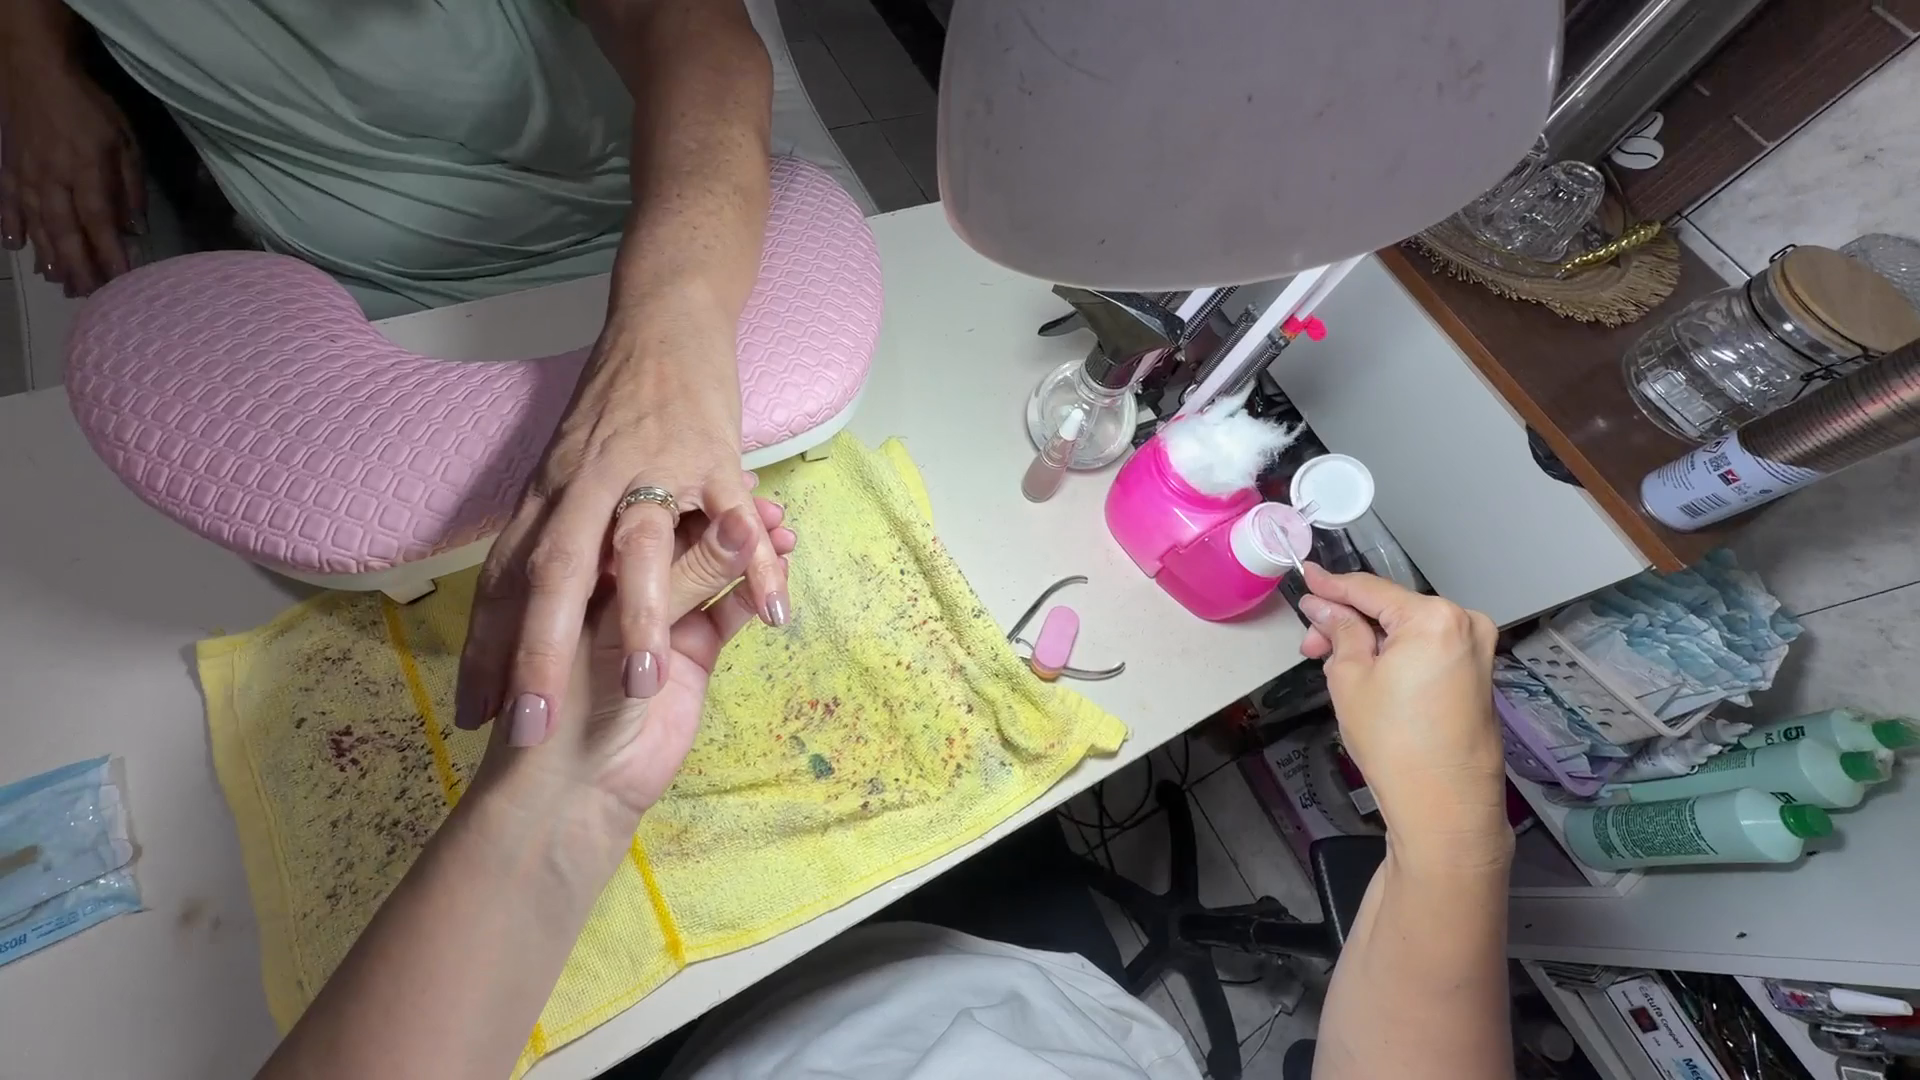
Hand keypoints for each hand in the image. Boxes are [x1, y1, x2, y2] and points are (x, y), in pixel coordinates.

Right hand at [0, 53, 144, 296]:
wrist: (32, 67)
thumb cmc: (90, 107)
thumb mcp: (126, 146)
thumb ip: (130, 187)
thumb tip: (134, 225)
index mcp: (86, 173)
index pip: (101, 223)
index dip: (110, 253)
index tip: (121, 280)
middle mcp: (51, 177)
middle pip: (65, 229)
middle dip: (77, 263)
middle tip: (87, 294)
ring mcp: (23, 169)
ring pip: (35, 220)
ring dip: (46, 251)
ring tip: (56, 280)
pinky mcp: (6, 161)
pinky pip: (5, 198)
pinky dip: (9, 222)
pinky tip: (12, 244)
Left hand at [455, 316, 787, 745]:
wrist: (662, 320)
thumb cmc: (619, 400)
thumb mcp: (571, 467)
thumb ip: (562, 529)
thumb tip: (556, 601)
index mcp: (549, 492)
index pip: (507, 579)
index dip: (489, 646)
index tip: (478, 713)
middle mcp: (587, 483)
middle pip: (556, 573)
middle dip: (540, 653)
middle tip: (530, 729)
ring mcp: (652, 467)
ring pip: (642, 546)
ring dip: (644, 616)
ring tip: (645, 683)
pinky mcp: (713, 455)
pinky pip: (734, 517)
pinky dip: (756, 564)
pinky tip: (775, 613)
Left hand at [477, 500, 796, 819]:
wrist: (584, 785)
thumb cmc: (576, 692)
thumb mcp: (625, 623)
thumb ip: (681, 579)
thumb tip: (743, 525)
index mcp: (590, 561)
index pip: (639, 516)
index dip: (681, 495)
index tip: (722, 471)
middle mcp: (625, 580)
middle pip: (680, 538)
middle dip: (721, 521)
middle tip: (763, 497)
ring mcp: (662, 616)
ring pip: (710, 570)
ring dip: (747, 552)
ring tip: (785, 527)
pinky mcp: (695, 651)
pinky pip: (730, 611)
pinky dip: (757, 591)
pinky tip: (784, 567)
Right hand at [1296, 563, 1509, 870]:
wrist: (1444, 806)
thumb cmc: (1392, 739)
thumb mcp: (1348, 676)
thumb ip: (1339, 630)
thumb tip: (1324, 606)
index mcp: (1434, 618)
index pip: (1369, 589)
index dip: (1330, 584)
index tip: (1304, 574)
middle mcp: (1465, 624)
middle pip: (1390, 609)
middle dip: (1346, 621)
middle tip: (1310, 644)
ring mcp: (1477, 651)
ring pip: (1405, 630)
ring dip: (1366, 639)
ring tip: (1329, 663)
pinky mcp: (1476, 675)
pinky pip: (1425, 648)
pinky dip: (1392, 653)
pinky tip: (1363, 672)